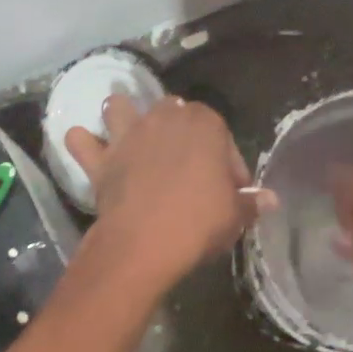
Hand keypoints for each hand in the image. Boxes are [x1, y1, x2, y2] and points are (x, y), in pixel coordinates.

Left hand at [66, 95, 271, 287]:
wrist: (146, 243)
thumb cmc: (200, 222)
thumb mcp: (235, 215)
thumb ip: (251, 202)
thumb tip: (270, 199)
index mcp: (204, 123)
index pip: (223, 137)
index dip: (228, 164)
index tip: (230, 190)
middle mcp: (163, 118)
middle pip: (173, 114)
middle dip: (180, 134)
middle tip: (188, 168)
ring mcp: (128, 135)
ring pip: (121, 108)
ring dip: (124, 117)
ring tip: (132, 136)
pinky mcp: (101, 159)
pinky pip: (82, 142)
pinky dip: (83, 144)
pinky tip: (87, 148)